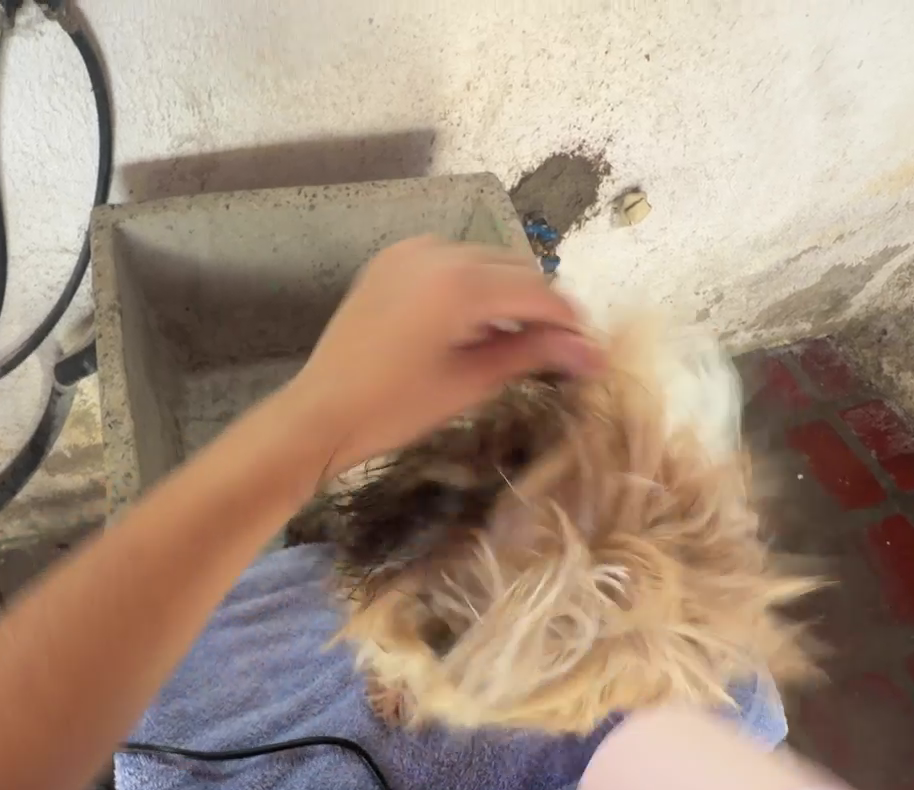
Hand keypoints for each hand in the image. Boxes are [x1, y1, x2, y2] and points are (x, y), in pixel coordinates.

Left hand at [269, 236, 603, 480]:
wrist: (320, 414)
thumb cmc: (394, 409)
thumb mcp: (469, 383)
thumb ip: (532, 354)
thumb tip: (592, 353)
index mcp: (460, 282)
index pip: (538, 291)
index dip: (568, 322)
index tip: (588, 351)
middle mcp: (437, 251)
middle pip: (514, 269)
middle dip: (539, 306)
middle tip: (554, 351)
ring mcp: (409, 252)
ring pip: (482, 263)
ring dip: (506, 294)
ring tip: (512, 341)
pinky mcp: (389, 263)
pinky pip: (448, 264)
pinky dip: (469, 287)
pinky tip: (470, 325)